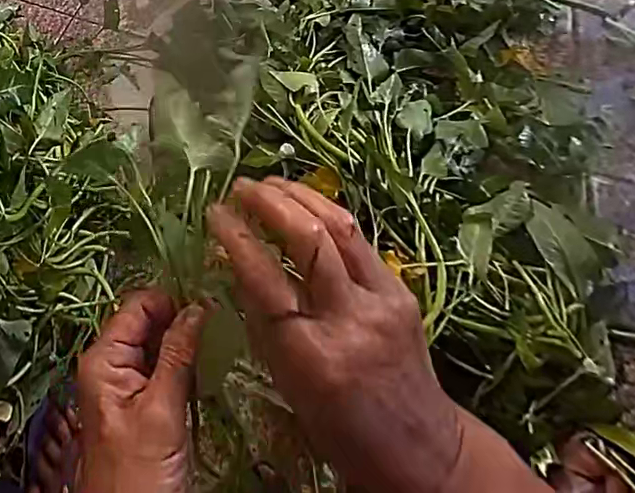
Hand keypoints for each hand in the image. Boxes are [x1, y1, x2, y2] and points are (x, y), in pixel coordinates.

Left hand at [74, 289, 204, 492]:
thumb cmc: (139, 475)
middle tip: (215, 324)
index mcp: (103, 357)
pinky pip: (161, 368)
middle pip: (146, 322)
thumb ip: (177, 355)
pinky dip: (182, 365)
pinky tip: (202, 368)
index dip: (169, 300)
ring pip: (157, 344)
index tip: (206, 306)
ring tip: (213, 345)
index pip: (137, 306)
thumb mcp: (161, 411)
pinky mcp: (140, 402)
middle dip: (179, 319)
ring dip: (183, 343)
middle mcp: (109, 362)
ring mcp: (124, 382)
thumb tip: (197, 307)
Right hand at [210, 177, 544, 492]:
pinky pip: (357, 238)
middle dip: (269, 203)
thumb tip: (232, 255)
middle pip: (310, 239)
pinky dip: (324, 212)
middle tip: (240, 187)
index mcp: (313, 355)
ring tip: (268, 183)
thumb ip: (259, 314)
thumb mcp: (284, 378)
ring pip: (340, 225)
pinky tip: (303, 203)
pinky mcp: (401, 288)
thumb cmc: (337, 424)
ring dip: (299, 195)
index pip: (265, 278)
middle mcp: (351, 320)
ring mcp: (383, 300)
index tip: (214, 213)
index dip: (235, 236)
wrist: (420, 450)